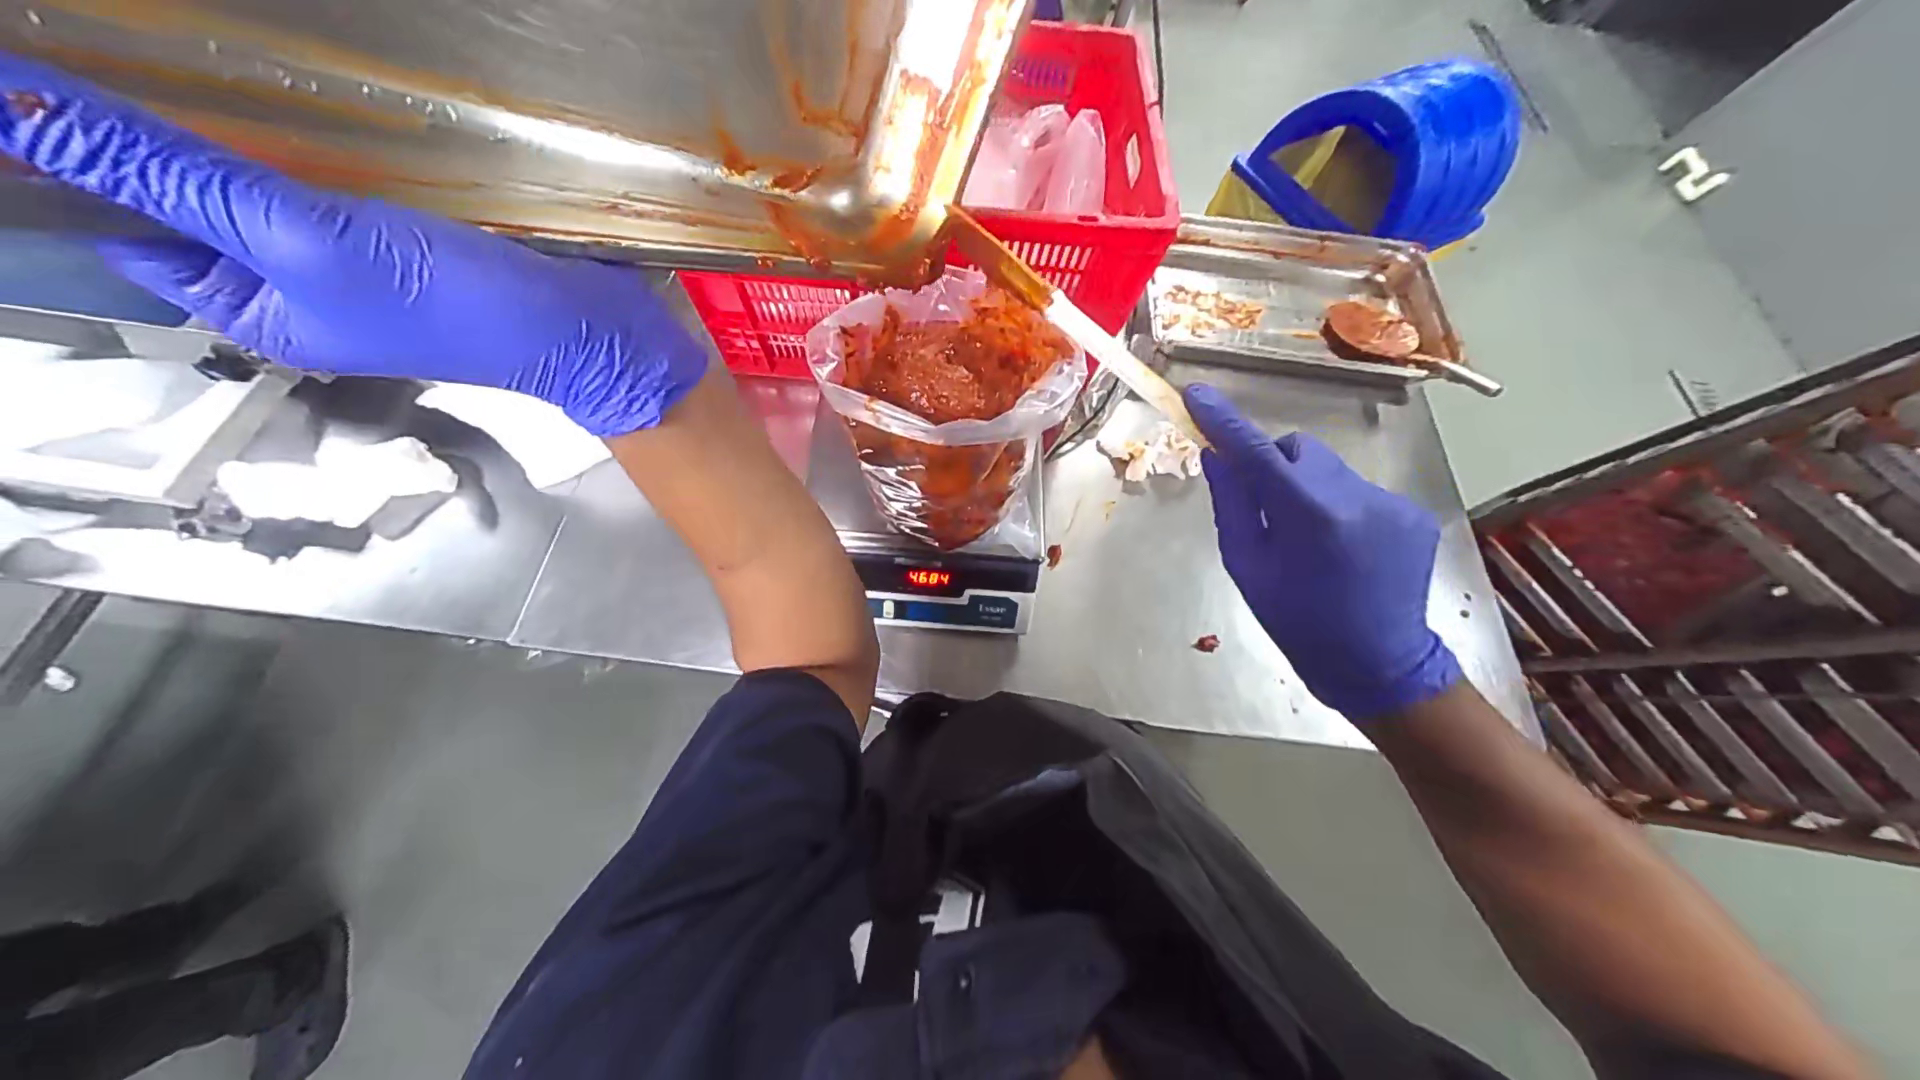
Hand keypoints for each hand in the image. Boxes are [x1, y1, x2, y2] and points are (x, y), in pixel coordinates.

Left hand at [0, 52, 706, 435]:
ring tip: (224, 74)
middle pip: (194, 196)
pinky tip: (317, 110)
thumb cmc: (460, 307)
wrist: (584, 330)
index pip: (120, 224)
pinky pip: (335, 178)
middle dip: (168, 132)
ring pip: (267, 179)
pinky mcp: (409, 235)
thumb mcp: (309, 242)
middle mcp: (297, 288)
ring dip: (247, 129)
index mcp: (254, 311)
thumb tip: (8, 101)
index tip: (48, 72)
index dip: (72, 154)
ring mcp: (356, 259)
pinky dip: (316, 141)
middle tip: (144, 55)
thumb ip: (172, 174)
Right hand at [1184, 383, 1460, 719]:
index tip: (1197, 394)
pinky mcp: (1412, 512)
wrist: (1378, 663)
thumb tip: (1216, 458)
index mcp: (1307, 514)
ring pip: (1328, 469)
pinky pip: (1357, 490)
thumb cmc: (1297, 622)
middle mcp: (1355, 496)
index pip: (1254, 452)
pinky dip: (1337, 505)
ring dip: (1306, 487)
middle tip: (1263, 508)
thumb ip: (1232, 505)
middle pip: (1297, 450)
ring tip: (1307, 537)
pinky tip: (1340, 546)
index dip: (1223, 421)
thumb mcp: (1247, 567)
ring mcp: (1391, 501)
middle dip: (1272, 466)